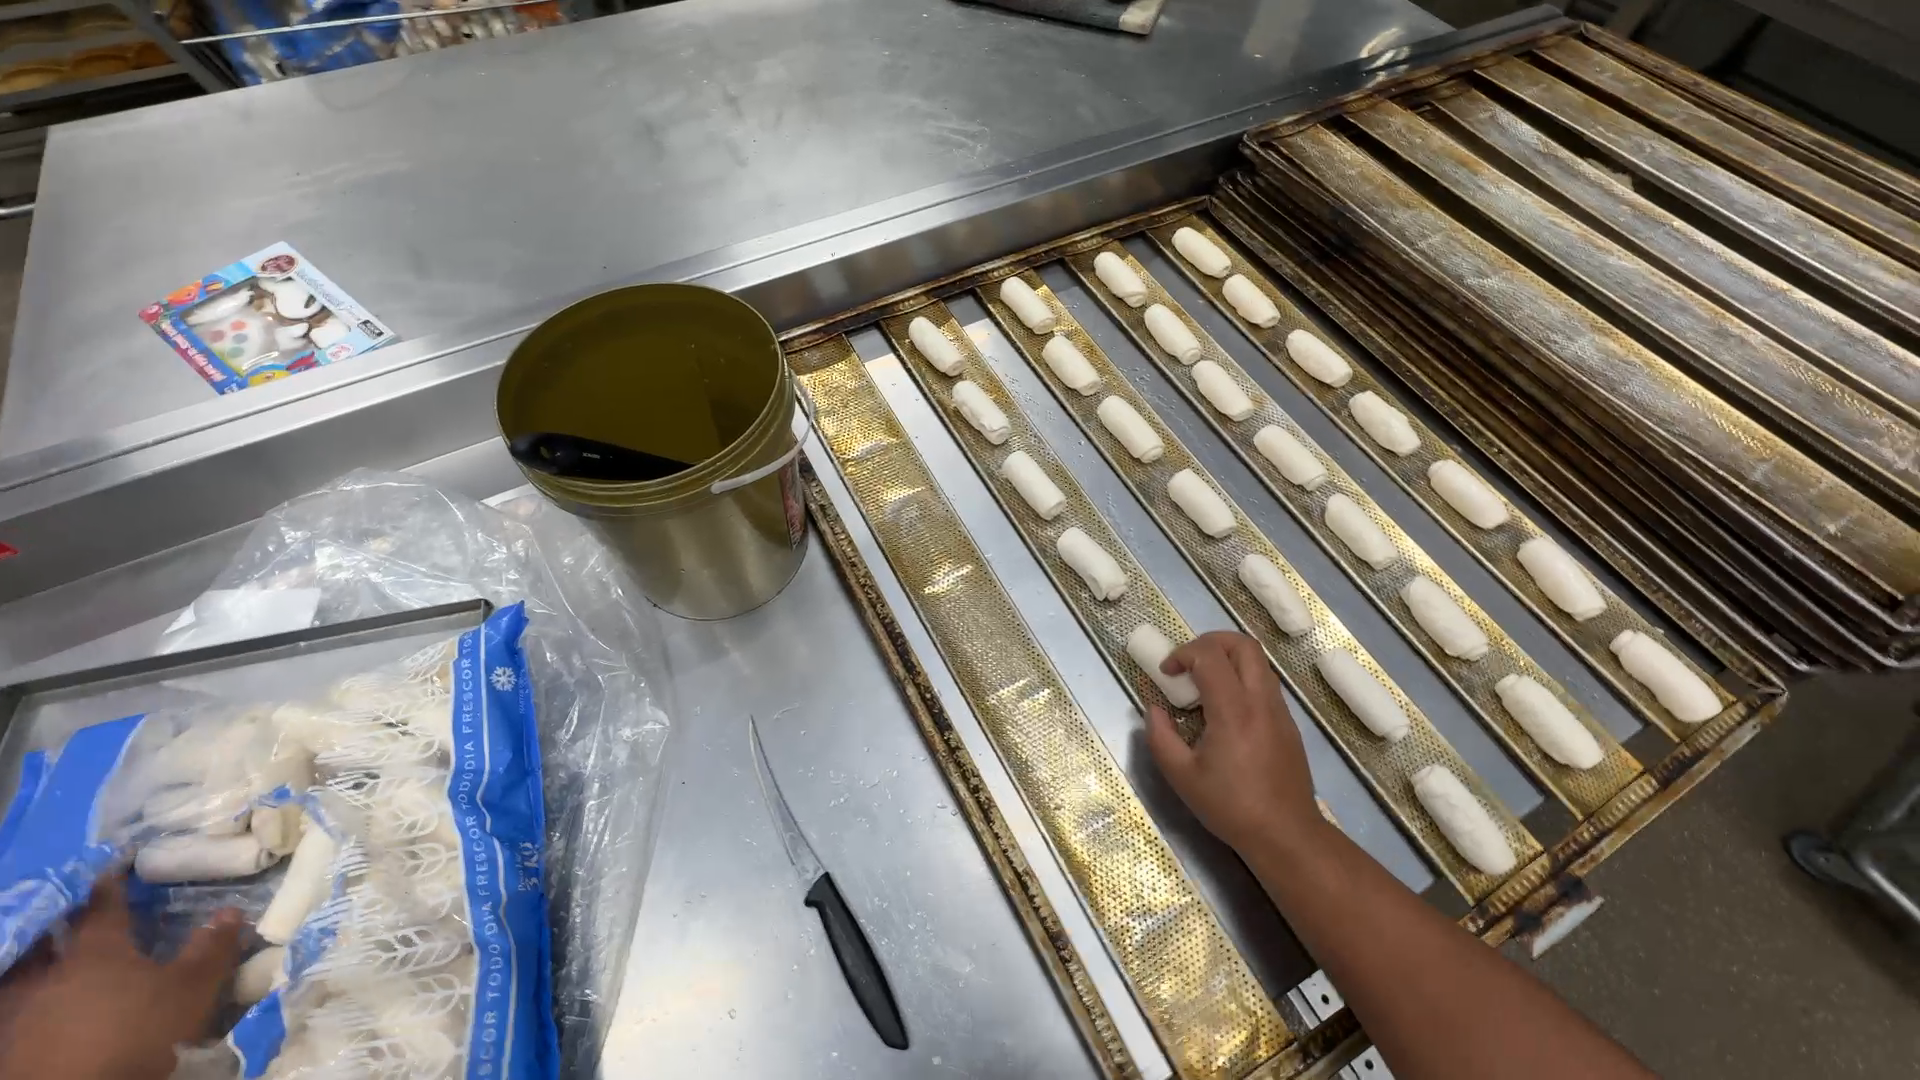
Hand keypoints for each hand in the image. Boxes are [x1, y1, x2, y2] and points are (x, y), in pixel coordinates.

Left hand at [0, 877, 242, 1079]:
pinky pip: (25, 1004)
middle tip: (92, 913)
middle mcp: (52, 971)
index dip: (113, 885)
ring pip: (35, 972)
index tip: (119, 867)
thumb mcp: (192, 987)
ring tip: (69, 957)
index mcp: (97, 950)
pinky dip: (41, 994)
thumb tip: (231, 910)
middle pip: (58, 938)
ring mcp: (25, 1008)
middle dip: (74, 924)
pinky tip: (55, 1001)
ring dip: (52, 960)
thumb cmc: (137, 1029)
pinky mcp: (13, 1039)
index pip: (104, 906)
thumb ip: (212, 946)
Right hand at [1145, 631, 1322, 854]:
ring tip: (1203, 685)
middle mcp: (1261, 701)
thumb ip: (1160, 737)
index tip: (1166, 673)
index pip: (1210, 655)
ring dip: (1227, 659)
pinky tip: (1224, 710)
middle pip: (1243, 644)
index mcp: (1233, 710)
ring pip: (1258, 661)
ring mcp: (1279, 711)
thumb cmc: (1230, 806)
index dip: (1183, 654)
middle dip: (1210, 641)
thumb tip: (1153, 710)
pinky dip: (1241, 679)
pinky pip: (1264, 684)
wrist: (1285, 834)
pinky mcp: (1288, 723)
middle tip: (1188, 662)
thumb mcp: (1181, 776)